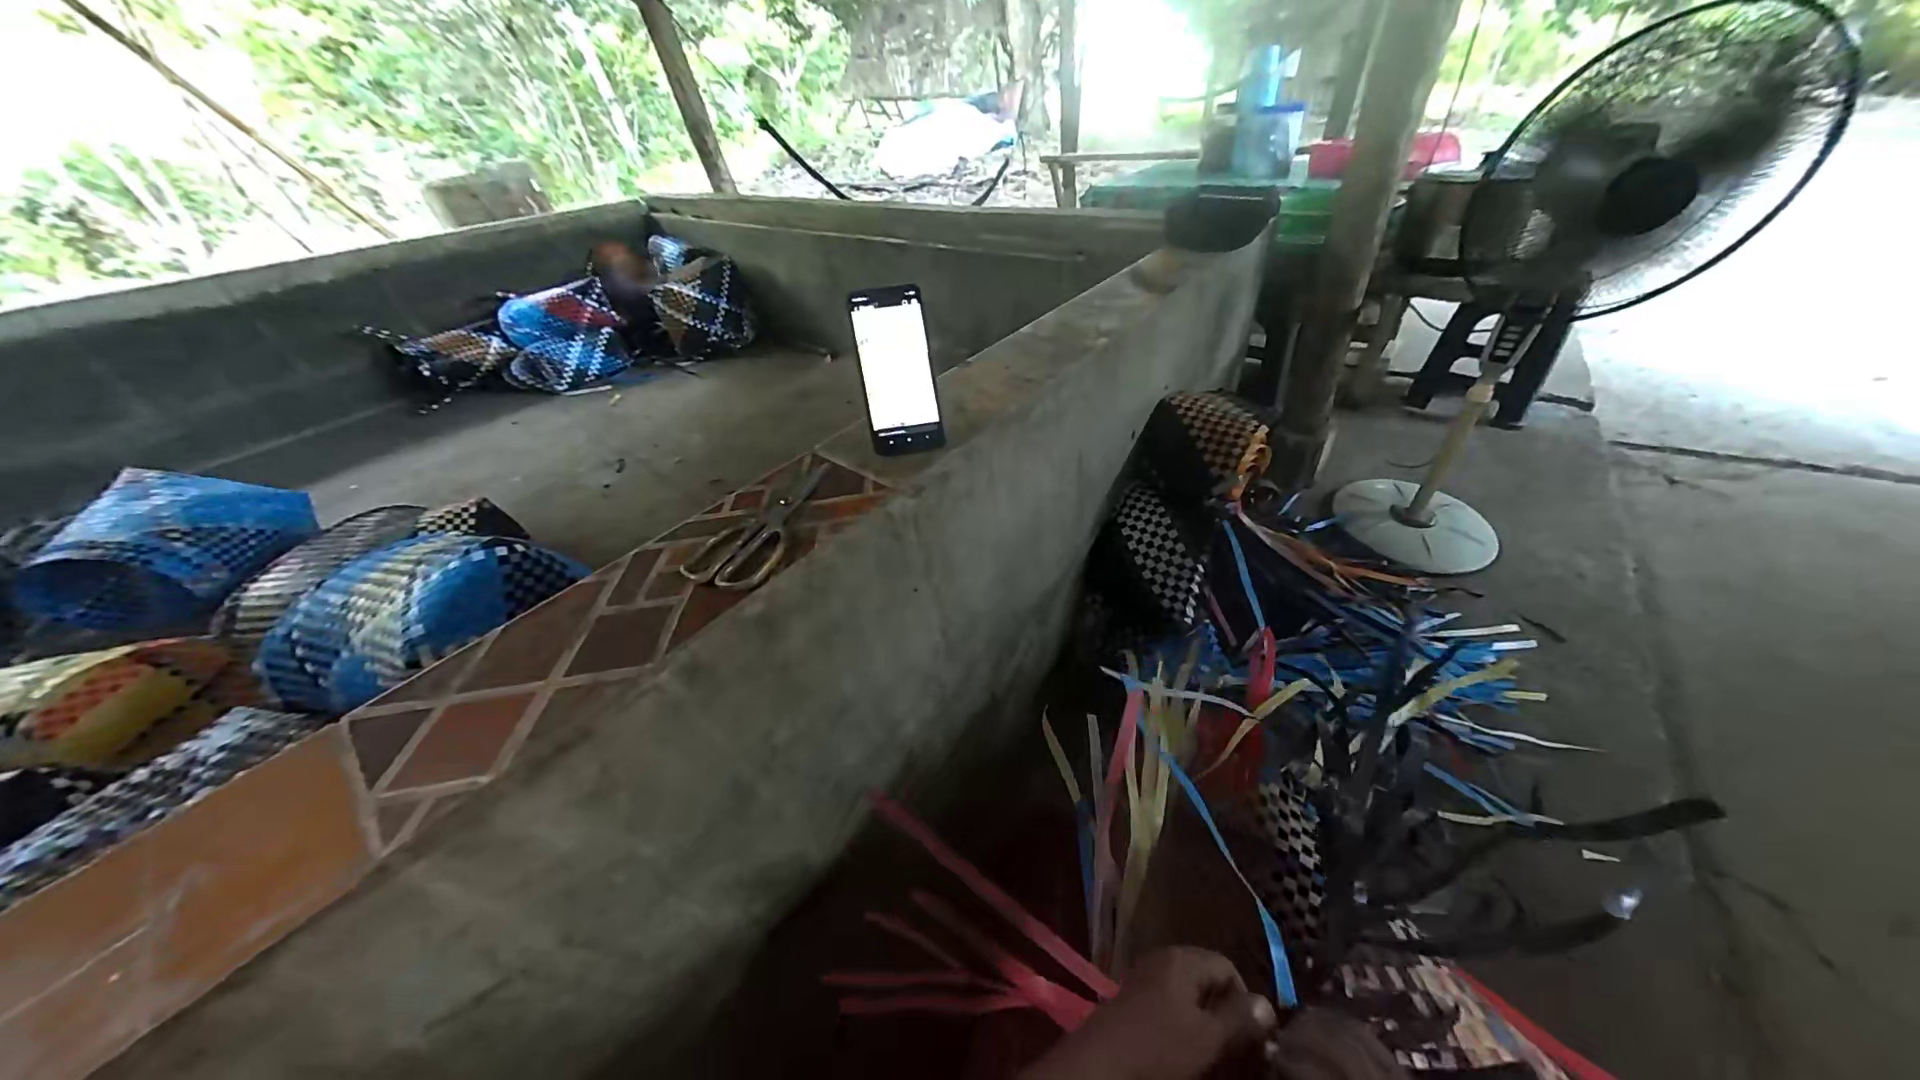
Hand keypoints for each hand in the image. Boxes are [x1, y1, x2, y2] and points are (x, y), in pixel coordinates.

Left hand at [1021, 947, 1276, 1079]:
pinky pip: (1168, 1003)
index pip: (1227, 966)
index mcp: (1181, 958)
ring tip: (1210, 1053)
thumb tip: (1267, 1003)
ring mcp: (1145, 976)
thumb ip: (1239, 1019)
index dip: (1244, 1000)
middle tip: (1231, 1049)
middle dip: (1223, 1011)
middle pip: (1207, 978)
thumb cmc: (1158, 1047)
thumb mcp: (1207, 1038)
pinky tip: (1183, 1049)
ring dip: (1203, 1020)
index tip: (1248, 1037)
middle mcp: (1162, 959)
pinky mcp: (1133, 997)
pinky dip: (1182, 1022)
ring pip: (1188, 993)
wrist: (1101, 1063)